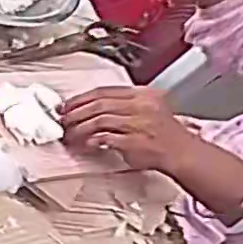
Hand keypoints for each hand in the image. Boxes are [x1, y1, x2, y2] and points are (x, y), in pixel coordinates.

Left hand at [60, 86, 199, 170]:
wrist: (181, 151)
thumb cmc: (159, 132)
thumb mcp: (146, 108)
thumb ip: (119, 105)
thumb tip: (83, 108)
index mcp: (144, 94)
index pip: (105, 91)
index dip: (79, 99)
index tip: (64, 107)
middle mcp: (143, 106)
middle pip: (99, 105)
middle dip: (75, 113)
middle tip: (62, 122)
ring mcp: (139, 123)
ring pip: (99, 120)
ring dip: (78, 129)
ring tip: (68, 136)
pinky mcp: (134, 141)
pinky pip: (105, 138)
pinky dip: (91, 141)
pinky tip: (86, 144)